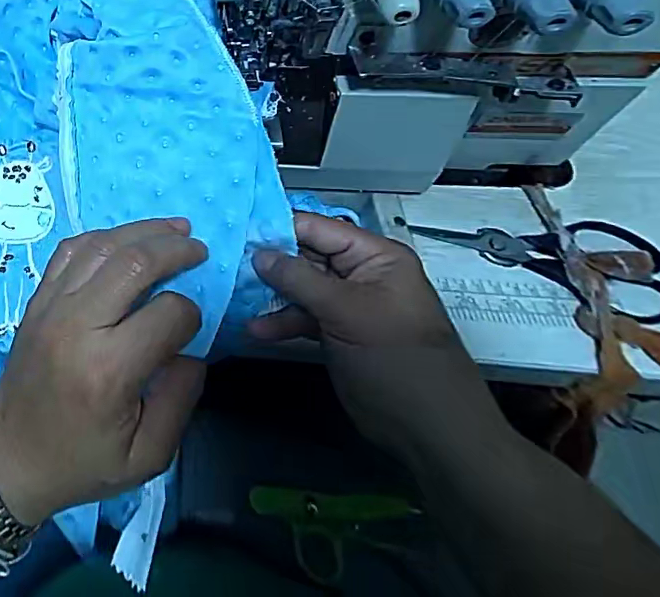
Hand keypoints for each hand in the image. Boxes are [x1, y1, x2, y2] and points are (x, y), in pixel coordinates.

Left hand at [0, 218, 208, 524]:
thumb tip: (192, 346)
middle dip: (174, 249)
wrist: (10, 456)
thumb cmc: (82, 459)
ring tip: (174, 229)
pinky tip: (127, 238)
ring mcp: (52, 305)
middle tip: (198, 249)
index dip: (191, 313)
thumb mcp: (147, 456)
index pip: (167, 314)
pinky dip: (105, 236)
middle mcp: (77, 326)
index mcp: (107, 371)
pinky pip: (72, 249)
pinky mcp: (38, 297)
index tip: (193, 324)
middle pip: (133, 263)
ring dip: (144, 231)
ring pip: (103, 245)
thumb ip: (181, 399)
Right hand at [250, 212, 503, 458]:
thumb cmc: (394, 358)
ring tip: (238, 296)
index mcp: (374, 255)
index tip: (239, 233)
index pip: (319, 228)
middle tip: (230, 263)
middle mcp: (361, 272)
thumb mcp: (345, 311)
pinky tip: (257, 329)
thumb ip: (299, 278)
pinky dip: (283, 321)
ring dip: (273, 294)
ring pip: (302, 287)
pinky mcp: (339, 331)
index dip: (280, 229)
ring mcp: (349, 303)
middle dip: (272, 262)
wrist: (429, 430)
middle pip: (307, 255)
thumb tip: (259, 253)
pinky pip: (305, 315)